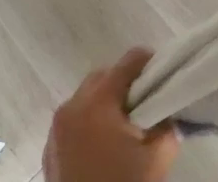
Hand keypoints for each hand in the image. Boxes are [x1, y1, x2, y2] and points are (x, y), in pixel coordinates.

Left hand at [45, 48, 179, 181]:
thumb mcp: (159, 155)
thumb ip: (168, 123)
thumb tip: (166, 110)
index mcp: (98, 102)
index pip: (129, 61)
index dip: (150, 63)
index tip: (164, 75)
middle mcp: (71, 108)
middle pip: (103, 76)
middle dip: (125, 82)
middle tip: (145, 101)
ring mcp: (55, 130)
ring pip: (85, 97)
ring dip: (105, 101)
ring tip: (124, 125)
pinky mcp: (49, 150)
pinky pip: (72, 121)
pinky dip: (89, 121)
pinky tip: (104, 144)